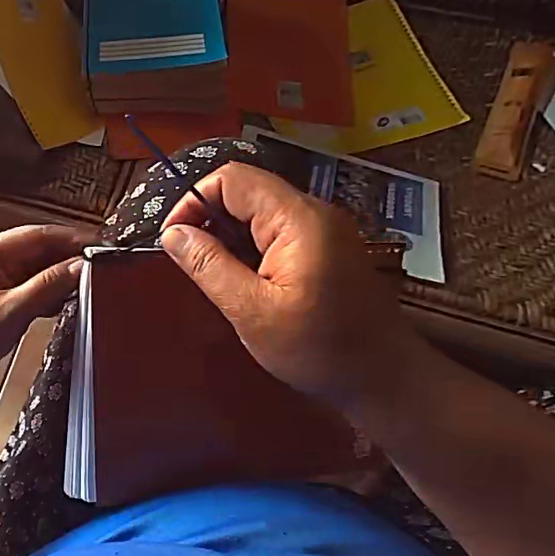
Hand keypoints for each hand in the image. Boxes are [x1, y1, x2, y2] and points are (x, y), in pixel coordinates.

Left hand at [0, 224, 97, 382]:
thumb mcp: (11, 309)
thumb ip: (48, 286)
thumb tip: (79, 268)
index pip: (40, 235)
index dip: (72, 238)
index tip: (97, 245)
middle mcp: (0, 260)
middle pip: (46, 250)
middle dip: (72, 258)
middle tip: (100, 265)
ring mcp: (7, 279)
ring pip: (47, 269)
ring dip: (66, 277)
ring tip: (89, 284)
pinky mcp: (13, 297)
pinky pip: (44, 287)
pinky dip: (58, 293)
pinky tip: (71, 300)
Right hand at [159, 162, 426, 411]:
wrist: (382, 376)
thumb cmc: (319, 350)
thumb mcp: (253, 312)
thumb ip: (209, 267)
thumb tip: (172, 233)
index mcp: (298, 219)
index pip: (233, 179)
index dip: (194, 200)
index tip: (174, 239)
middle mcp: (313, 212)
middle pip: (247, 192)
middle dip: (211, 221)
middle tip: (196, 266)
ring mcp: (323, 229)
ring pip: (260, 214)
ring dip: (231, 239)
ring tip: (222, 281)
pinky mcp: (327, 248)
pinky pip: (278, 233)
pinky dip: (253, 251)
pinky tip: (248, 285)